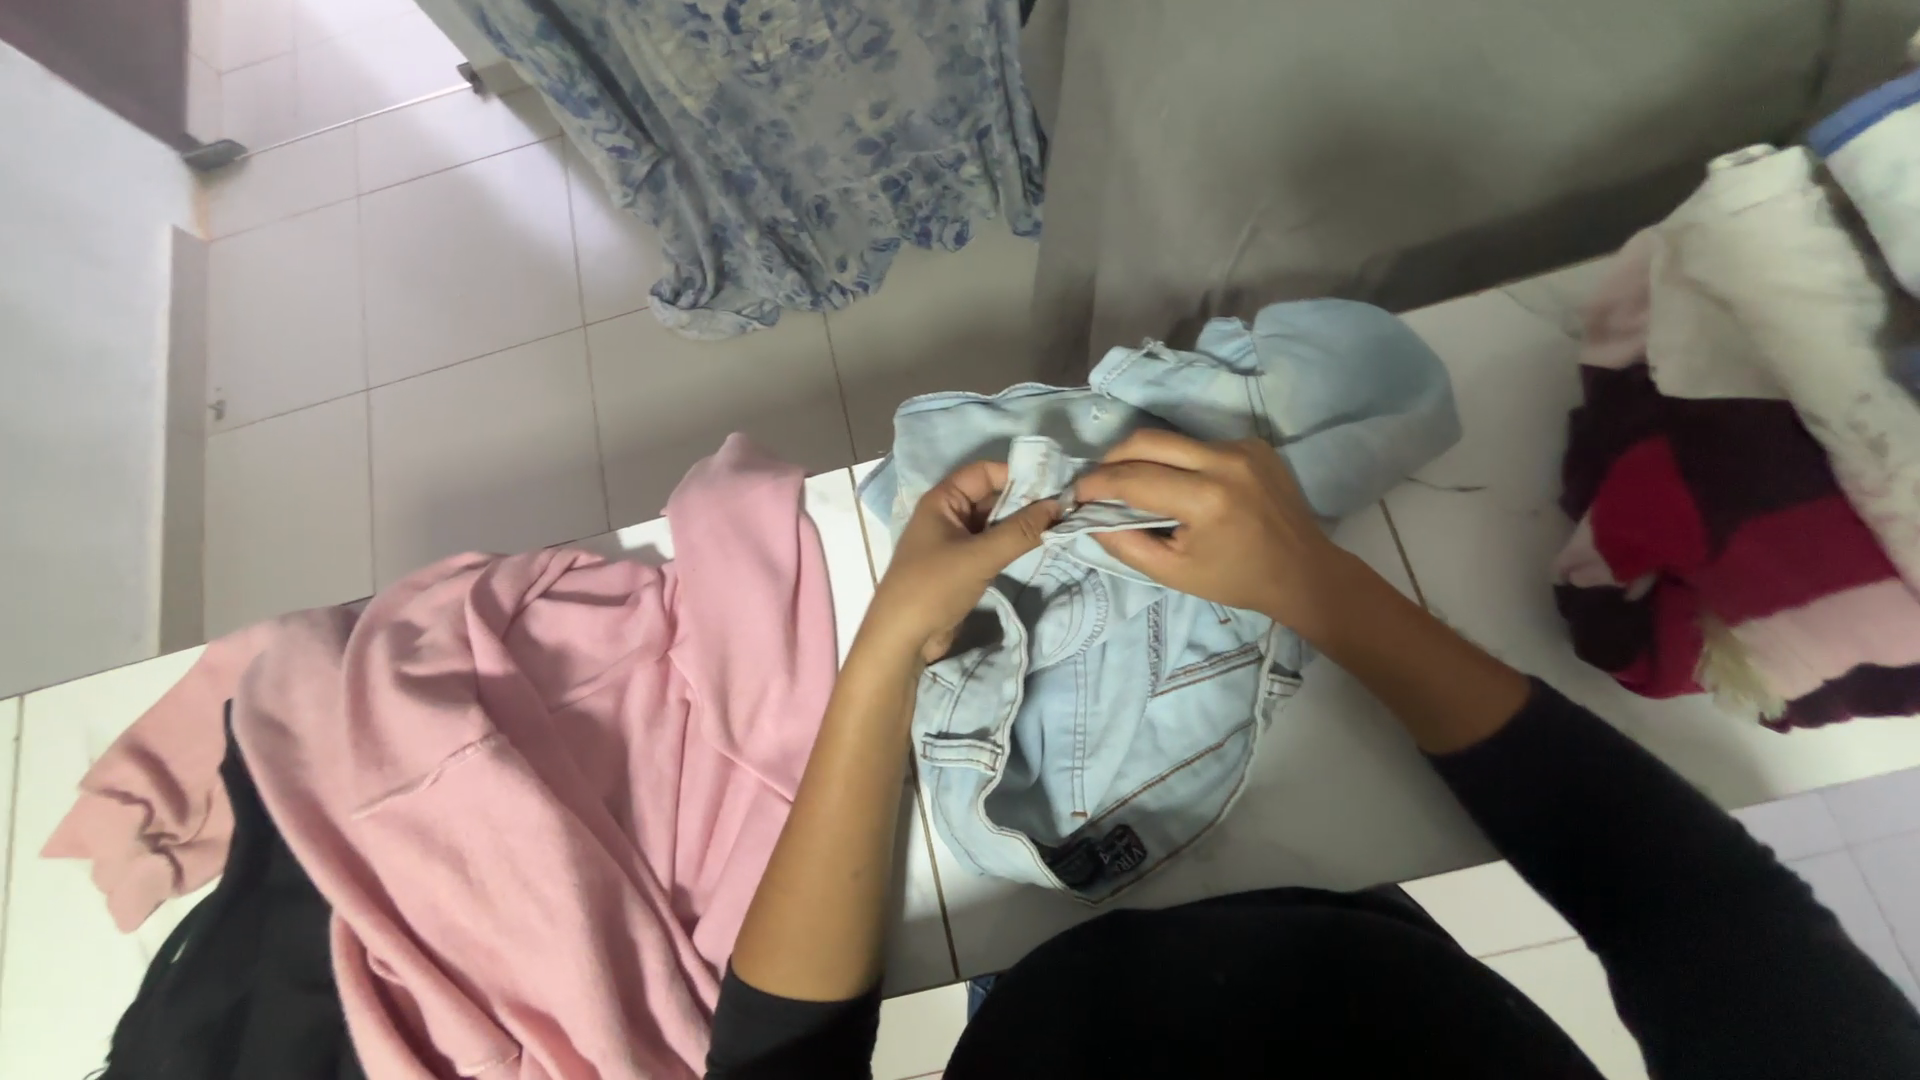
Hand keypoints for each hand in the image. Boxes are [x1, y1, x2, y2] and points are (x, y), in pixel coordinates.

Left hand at [862, 461, 1060, 662]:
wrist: (902, 638)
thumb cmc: (934, 587)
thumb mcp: (980, 556)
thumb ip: (1020, 531)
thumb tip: (1059, 507)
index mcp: (942, 500)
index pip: (984, 472)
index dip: (1018, 474)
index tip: (1054, 485)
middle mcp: (947, 514)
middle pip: (991, 495)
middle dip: (1024, 500)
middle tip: (1064, 507)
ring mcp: (953, 540)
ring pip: (993, 521)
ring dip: (1020, 523)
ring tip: (1058, 525)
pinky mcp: (960, 564)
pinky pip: (990, 544)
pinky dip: (1011, 543)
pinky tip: (1037, 545)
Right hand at [1074, 431, 1352, 634]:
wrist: (1303, 570)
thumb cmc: (1234, 579)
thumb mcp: (1172, 573)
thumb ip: (1124, 544)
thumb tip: (1088, 518)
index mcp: (1205, 499)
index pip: (1133, 478)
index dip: (1096, 484)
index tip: (1076, 494)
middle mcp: (1224, 461)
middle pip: (1146, 440)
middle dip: (1111, 459)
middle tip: (1097, 483)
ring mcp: (1241, 447)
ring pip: (1170, 439)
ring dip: (1143, 458)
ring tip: (1130, 483)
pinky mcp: (1252, 443)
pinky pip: (1197, 444)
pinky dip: (1176, 460)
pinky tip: (1176, 484)